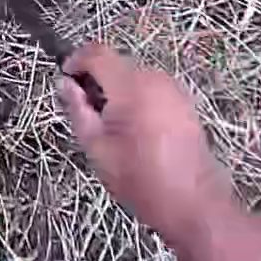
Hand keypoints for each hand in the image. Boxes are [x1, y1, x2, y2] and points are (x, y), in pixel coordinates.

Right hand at [59, 44, 236, 246]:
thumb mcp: (97, 149)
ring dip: (117, 89)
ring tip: (112, 126)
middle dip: (97, 80)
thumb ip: (77, 110)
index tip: (67, 77)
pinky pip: (151, 87)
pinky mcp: (184, 101)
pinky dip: (136, 97)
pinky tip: (137, 130)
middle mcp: (154, 79)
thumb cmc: (142, 182)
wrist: (196, 208)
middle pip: (115, 63)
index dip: (76, 59)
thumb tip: (64, 84)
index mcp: (131, 87)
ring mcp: (173, 89)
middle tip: (88, 111)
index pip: (97, 53)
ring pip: (133, 75)